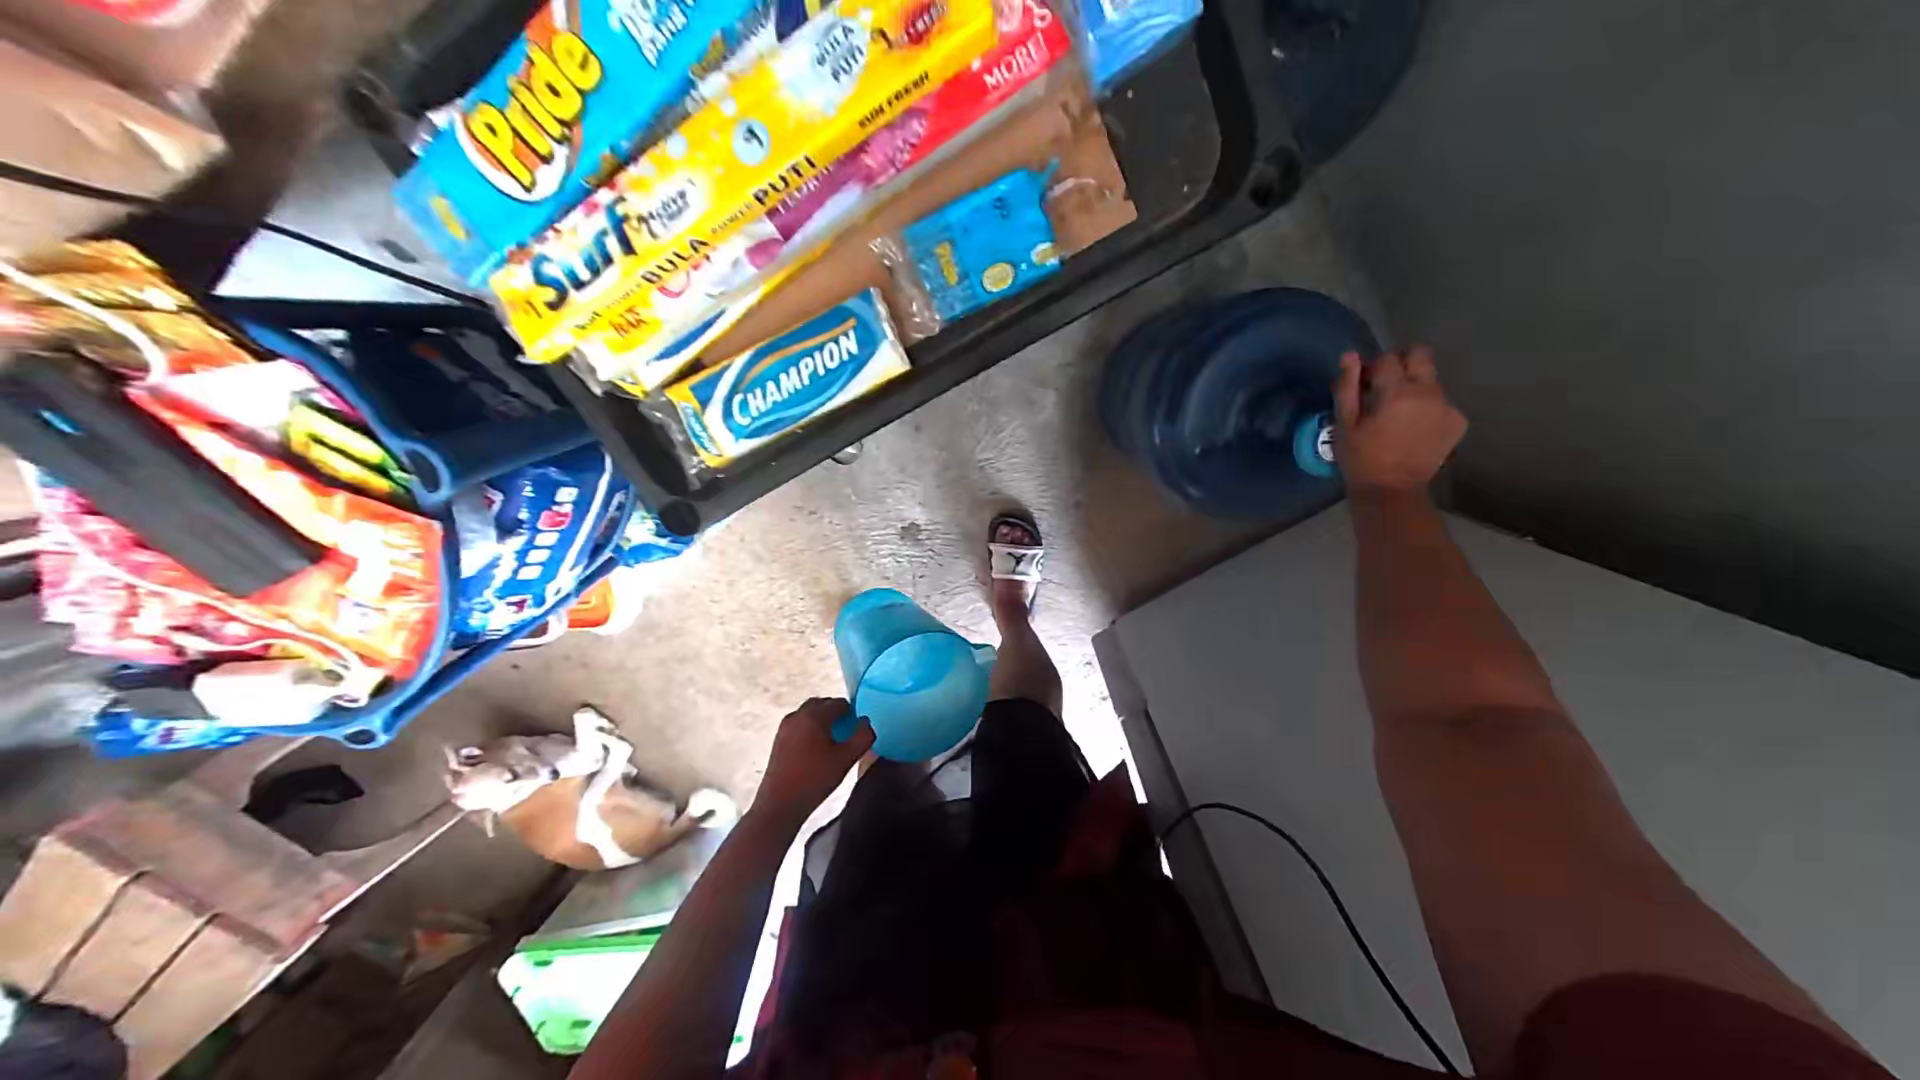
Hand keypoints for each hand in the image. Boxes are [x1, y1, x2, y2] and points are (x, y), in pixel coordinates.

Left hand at [754, 697, 873, 823]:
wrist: (780, 804)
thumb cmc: (815, 779)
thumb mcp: (846, 758)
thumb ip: (863, 736)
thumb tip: (865, 722)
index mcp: (813, 715)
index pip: (839, 703)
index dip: (852, 713)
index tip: (858, 728)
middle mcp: (797, 715)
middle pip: (822, 704)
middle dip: (836, 713)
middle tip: (848, 731)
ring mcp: (785, 727)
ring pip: (809, 714)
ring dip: (823, 721)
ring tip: (834, 741)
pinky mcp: (778, 740)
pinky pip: (799, 725)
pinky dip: (811, 729)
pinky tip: (817, 749)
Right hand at [1333, 346, 1467, 494]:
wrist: (1392, 491)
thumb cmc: (1360, 458)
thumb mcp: (1344, 424)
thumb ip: (1347, 387)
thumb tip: (1350, 355)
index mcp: (1397, 393)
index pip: (1387, 359)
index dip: (1372, 367)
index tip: (1363, 384)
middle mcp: (1429, 393)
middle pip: (1421, 356)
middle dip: (1402, 364)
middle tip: (1385, 388)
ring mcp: (1447, 406)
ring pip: (1431, 380)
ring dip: (1415, 387)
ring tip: (1399, 413)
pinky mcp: (1458, 421)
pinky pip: (1441, 402)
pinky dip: (1427, 407)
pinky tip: (1414, 427)